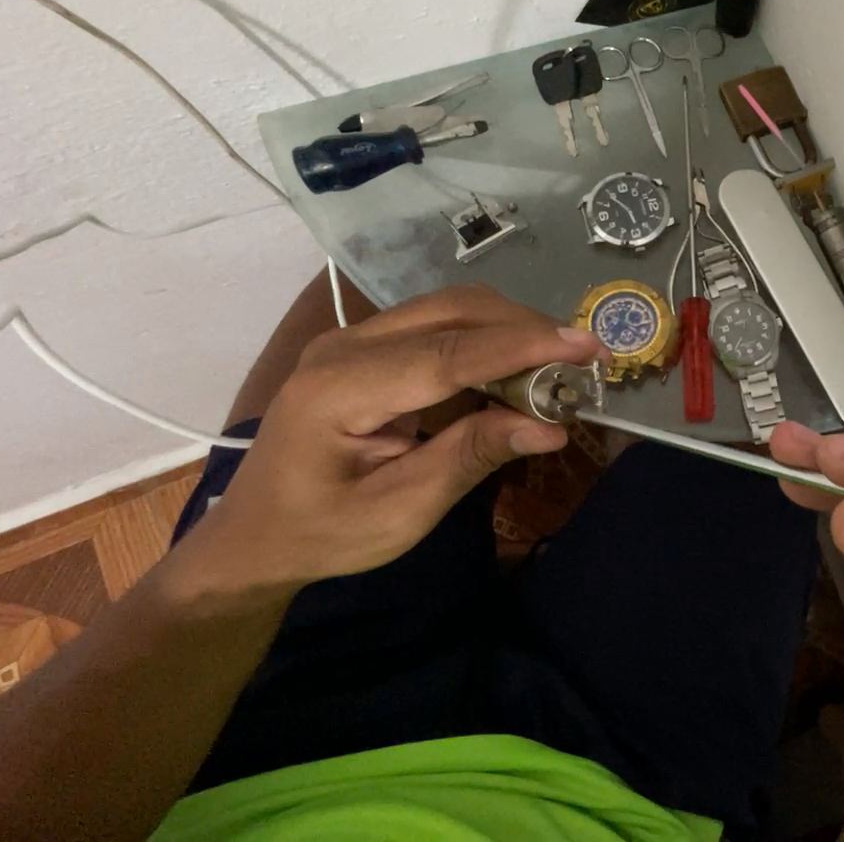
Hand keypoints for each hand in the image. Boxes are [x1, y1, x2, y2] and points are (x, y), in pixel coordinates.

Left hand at [175, 285, 602, 596]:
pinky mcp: (369, 344)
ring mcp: (355, 338)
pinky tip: (519, 366)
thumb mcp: (401, 510)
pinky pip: (442, 322)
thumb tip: (551, 426)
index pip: (449, 353)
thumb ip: (472, 456)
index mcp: (340, 390)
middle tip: (585, 360)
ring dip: (513, 328)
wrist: (256, 536)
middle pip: (455, 312)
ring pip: (453, 308)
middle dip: (528, 329)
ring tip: (561, 363)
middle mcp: (345, 346)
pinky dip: (491, 337)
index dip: (523, 347)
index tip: (587, 346)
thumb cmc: (323, 534)